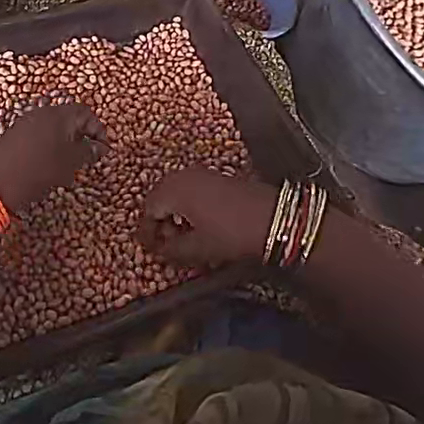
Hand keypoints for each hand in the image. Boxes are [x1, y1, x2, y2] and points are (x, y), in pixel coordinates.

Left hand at [0, 103, 106, 214]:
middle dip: (81, 137)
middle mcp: (42, 113)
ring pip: (54, 129)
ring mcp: (26, 123)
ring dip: (65, 144)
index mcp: (59, 114)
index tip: (103, 149)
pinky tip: (50, 167)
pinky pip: (40, 136)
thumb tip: (100, 147)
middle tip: (88, 157)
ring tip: (69, 166)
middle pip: (69, 119)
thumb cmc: (39, 169)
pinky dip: (50, 147)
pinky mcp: (15, 136)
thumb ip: (88, 151)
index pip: (86, 113)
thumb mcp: (70, 162)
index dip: (98, 130)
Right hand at [138, 168, 279, 268]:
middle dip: (160, 221)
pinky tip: (200, 225)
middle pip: (160, 197)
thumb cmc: (231, 234)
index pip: (148, 209)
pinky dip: (188, 206)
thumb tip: (159, 250)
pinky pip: (191, 189)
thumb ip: (171, 250)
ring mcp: (202, 173)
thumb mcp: (198, 248)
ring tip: (184, 237)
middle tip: (166, 244)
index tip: (151, 249)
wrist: (275, 218)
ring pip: (175, 192)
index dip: (148, 232)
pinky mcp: (217, 177)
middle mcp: (183, 175)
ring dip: (174, 213)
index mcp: (173, 190)